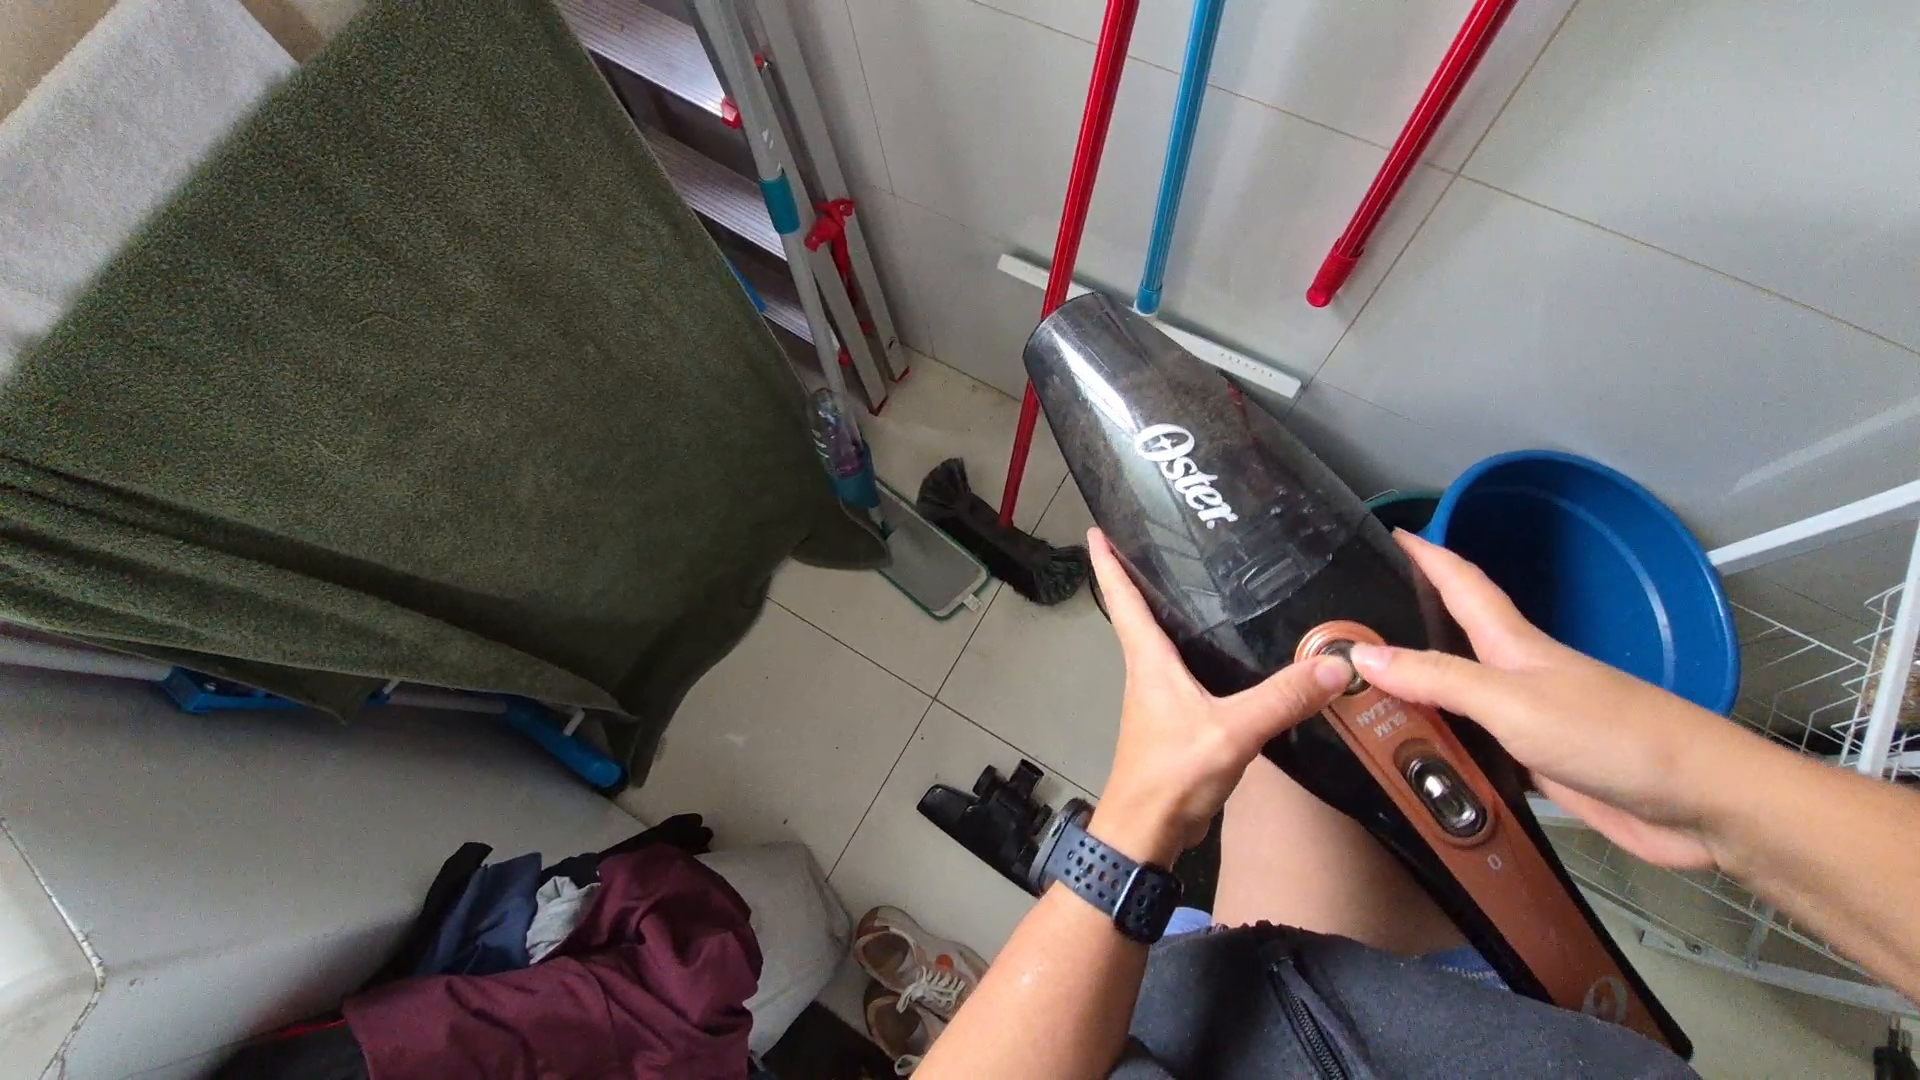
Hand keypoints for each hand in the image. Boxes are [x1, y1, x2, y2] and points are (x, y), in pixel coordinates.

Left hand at [1086, 527, 1349, 865]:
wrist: (1146, 831)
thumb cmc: (1172, 773)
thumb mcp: (1231, 731)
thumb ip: (1280, 698)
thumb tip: (1335, 662)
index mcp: (1147, 660)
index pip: (1121, 598)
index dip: (1107, 562)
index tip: (1097, 527)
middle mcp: (1146, 669)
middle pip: (1136, 611)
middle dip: (1139, 574)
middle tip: (1160, 537)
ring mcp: (1156, 694)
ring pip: (1156, 639)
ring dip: (1164, 608)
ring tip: (1193, 579)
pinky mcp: (1171, 716)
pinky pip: (1179, 666)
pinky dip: (1189, 644)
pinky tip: (1219, 645)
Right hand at [1348, 530, 1765, 870]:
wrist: (1703, 805)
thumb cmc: (1611, 736)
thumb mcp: (1510, 701)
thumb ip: (1436, 678)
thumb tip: (1360, 654)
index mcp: (1512, 644)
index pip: (1462, 584)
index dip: (1428, 555)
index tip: (1393, 532)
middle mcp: (1513, 674)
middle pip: (1447, 640)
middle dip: (1403, 623)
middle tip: (1349, 625)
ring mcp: (1523, 719)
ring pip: (1451, 694)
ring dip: (1408, 692)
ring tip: (1355, 691)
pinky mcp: (1530, 762)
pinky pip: (1465, 742)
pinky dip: (1432, 740)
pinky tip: (1406, 750)